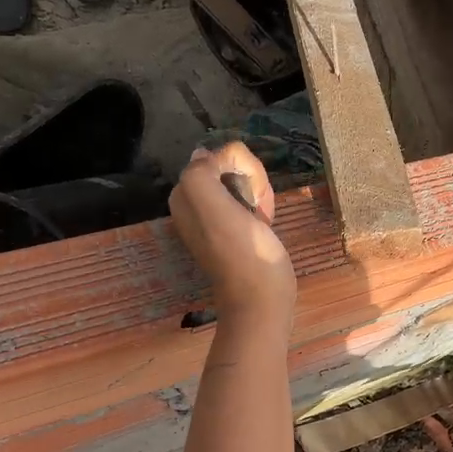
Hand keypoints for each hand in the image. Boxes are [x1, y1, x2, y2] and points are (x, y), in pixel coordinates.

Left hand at [170, 142, 296, 326]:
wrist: (262, 297)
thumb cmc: (243, 253)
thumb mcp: (213, 207)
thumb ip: (201, 173)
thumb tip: (207, 154)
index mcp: (185, 195)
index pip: (216, 156)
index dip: (239, 167)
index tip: (249, 192)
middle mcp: (196, 204)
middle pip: (230, 169)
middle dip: (251, 180)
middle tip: (258, 207)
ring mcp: (218, 218)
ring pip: (244, 185)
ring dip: (260, 194)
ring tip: (264, 218)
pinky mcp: (238, 231)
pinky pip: (250, 203)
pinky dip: (263, 208)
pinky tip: (267, 224)